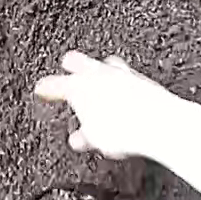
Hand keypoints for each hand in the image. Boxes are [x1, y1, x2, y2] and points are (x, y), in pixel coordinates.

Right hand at [33, 51, 187, 160]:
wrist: (159, 123)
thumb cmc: (125, 130)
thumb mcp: (96, 138)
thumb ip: (85, 135)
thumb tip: (79, 137)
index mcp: (78, 86)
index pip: (54, 84)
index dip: (46, 87)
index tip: (41, 88)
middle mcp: (99, 74)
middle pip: (76, 61)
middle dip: (70, 66)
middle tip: (66, 70)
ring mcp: (121, 73)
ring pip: (103, 64)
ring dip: (97, 70)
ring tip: (96, 77)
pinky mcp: (141, 78)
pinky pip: (124, 73)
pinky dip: (119, 79)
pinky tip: (122, 88)